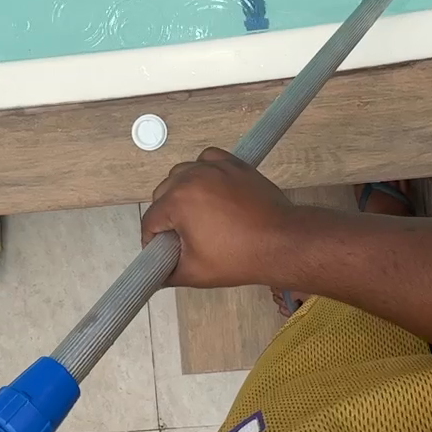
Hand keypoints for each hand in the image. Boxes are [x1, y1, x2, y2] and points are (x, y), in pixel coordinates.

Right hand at [142, 147, 299, 287]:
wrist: (281, 242)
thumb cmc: (241, 255)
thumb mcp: (194, 273)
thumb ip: (167, 272)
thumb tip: (157, 272)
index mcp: (179, 201)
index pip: (150, 219)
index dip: (152, 239)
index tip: (162, 250)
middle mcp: (193, 177)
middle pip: (162, 192)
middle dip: (166, 215)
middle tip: (181, 236)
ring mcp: (215, 167)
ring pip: (182, 172)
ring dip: (182, 191)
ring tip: (195, 214)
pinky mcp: (234, 164)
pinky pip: (207, 158)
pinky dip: (203, 170)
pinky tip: (209, 188)